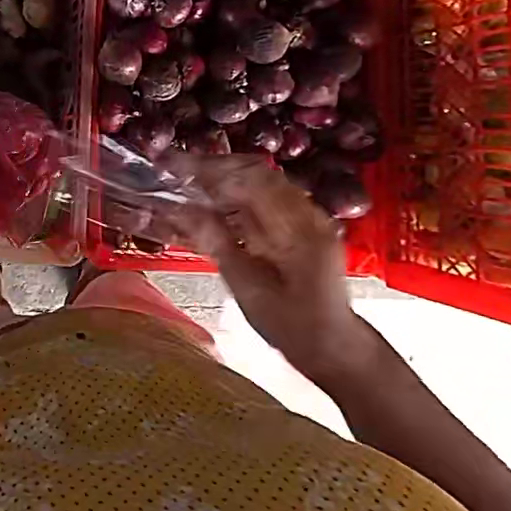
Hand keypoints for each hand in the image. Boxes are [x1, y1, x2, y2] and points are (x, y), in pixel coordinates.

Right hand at [174, 158, 363, 378]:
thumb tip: (183, 209)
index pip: (251, 182)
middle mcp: (309, 214)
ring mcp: (311, 215)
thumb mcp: (247, 289)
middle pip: (258, 171)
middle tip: (177, 169)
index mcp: (297, 232)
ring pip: (265, 177)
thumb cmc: (290, 327)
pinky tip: (217, 196)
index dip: (210, 171)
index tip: (176, 168)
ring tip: (190, 179)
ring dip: (226, 174)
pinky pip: (271, 190)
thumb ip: (218, 244)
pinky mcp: (306, 220)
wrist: (334, 344)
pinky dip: (240, 187)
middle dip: (215, 167)